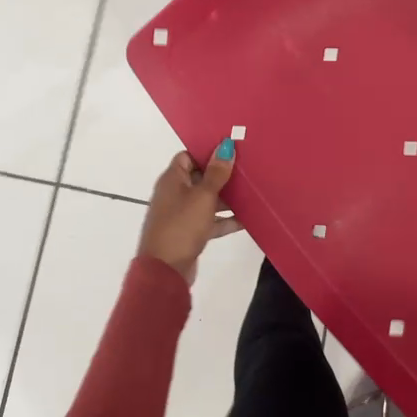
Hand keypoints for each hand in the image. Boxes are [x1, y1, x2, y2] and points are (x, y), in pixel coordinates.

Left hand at [139, 140, 243, 282]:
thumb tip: (226, 145)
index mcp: (172, 179)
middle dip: (221, 174)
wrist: (165, 271)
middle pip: (199, 177)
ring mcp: (181, 215)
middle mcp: (174, 194)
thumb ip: (216, 173)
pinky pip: (209, 221)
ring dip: (226, 198)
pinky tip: (246, 219)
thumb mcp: (203, 196)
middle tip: (247, 168)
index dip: (207, 152)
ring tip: (251, 192)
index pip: (188, 156)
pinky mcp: (189, 233)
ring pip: (206, 200)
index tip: (230, 150)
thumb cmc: (181, 226)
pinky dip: (224, 220)